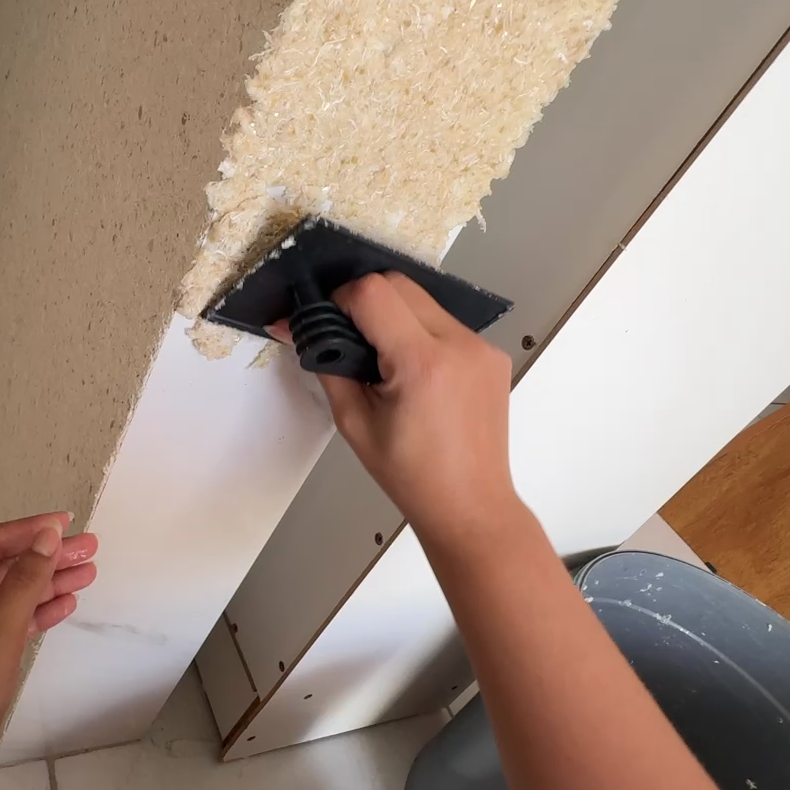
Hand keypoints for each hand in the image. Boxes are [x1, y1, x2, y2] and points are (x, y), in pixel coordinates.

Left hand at [0, 514, 97, 789]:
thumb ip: (24, 582)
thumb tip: (47, 535)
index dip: (31, 529)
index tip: (68, 522)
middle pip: (2, 569)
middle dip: (46, 557)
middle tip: (91, 548)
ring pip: (8, 597)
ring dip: (46, 584)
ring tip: (89, 573)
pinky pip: (6, 624)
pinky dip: (35, 613)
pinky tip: (64, 605)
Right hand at [278, 273, 519, 541]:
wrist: (470, 505)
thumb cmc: (412, 474)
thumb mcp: (353, 422)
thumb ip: (327, 365)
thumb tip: (298, 330)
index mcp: (422, 363)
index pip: (372, 293)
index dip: (340, 300)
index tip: (329, 322)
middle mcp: (459, 345)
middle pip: (398, 283)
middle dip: (365, 300)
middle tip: (349, 336)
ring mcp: (482, 348)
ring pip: (423, 299)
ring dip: (394, 314)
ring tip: (382, 358)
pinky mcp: (492, 354)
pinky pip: (446, 322)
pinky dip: (420, 331)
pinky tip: (412, 368)